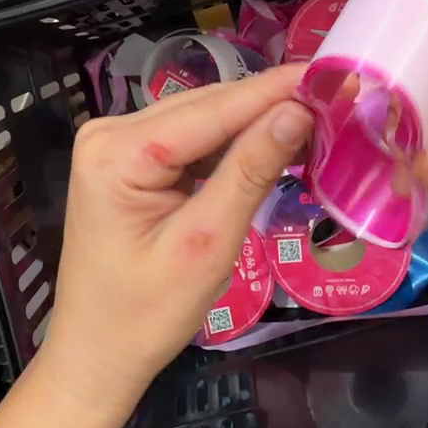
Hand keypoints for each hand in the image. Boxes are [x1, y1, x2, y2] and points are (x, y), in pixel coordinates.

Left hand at [30, 66, 313, 416]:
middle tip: (332, 98)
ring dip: (252, 119)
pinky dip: (229, 140)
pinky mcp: (125, 157)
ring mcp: (113, 142)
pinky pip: (187, 137)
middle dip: (267, 104)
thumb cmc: (146, 315)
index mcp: (118, 152)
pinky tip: (268, 140)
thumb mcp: (208, 245)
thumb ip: (251, 172)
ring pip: (199, 118)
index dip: (272, 91)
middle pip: (204, 108)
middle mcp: (109, 131)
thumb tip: (297, 112)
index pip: (211, 110)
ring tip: (312, 116)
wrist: (95, 353)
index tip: (329, 74)